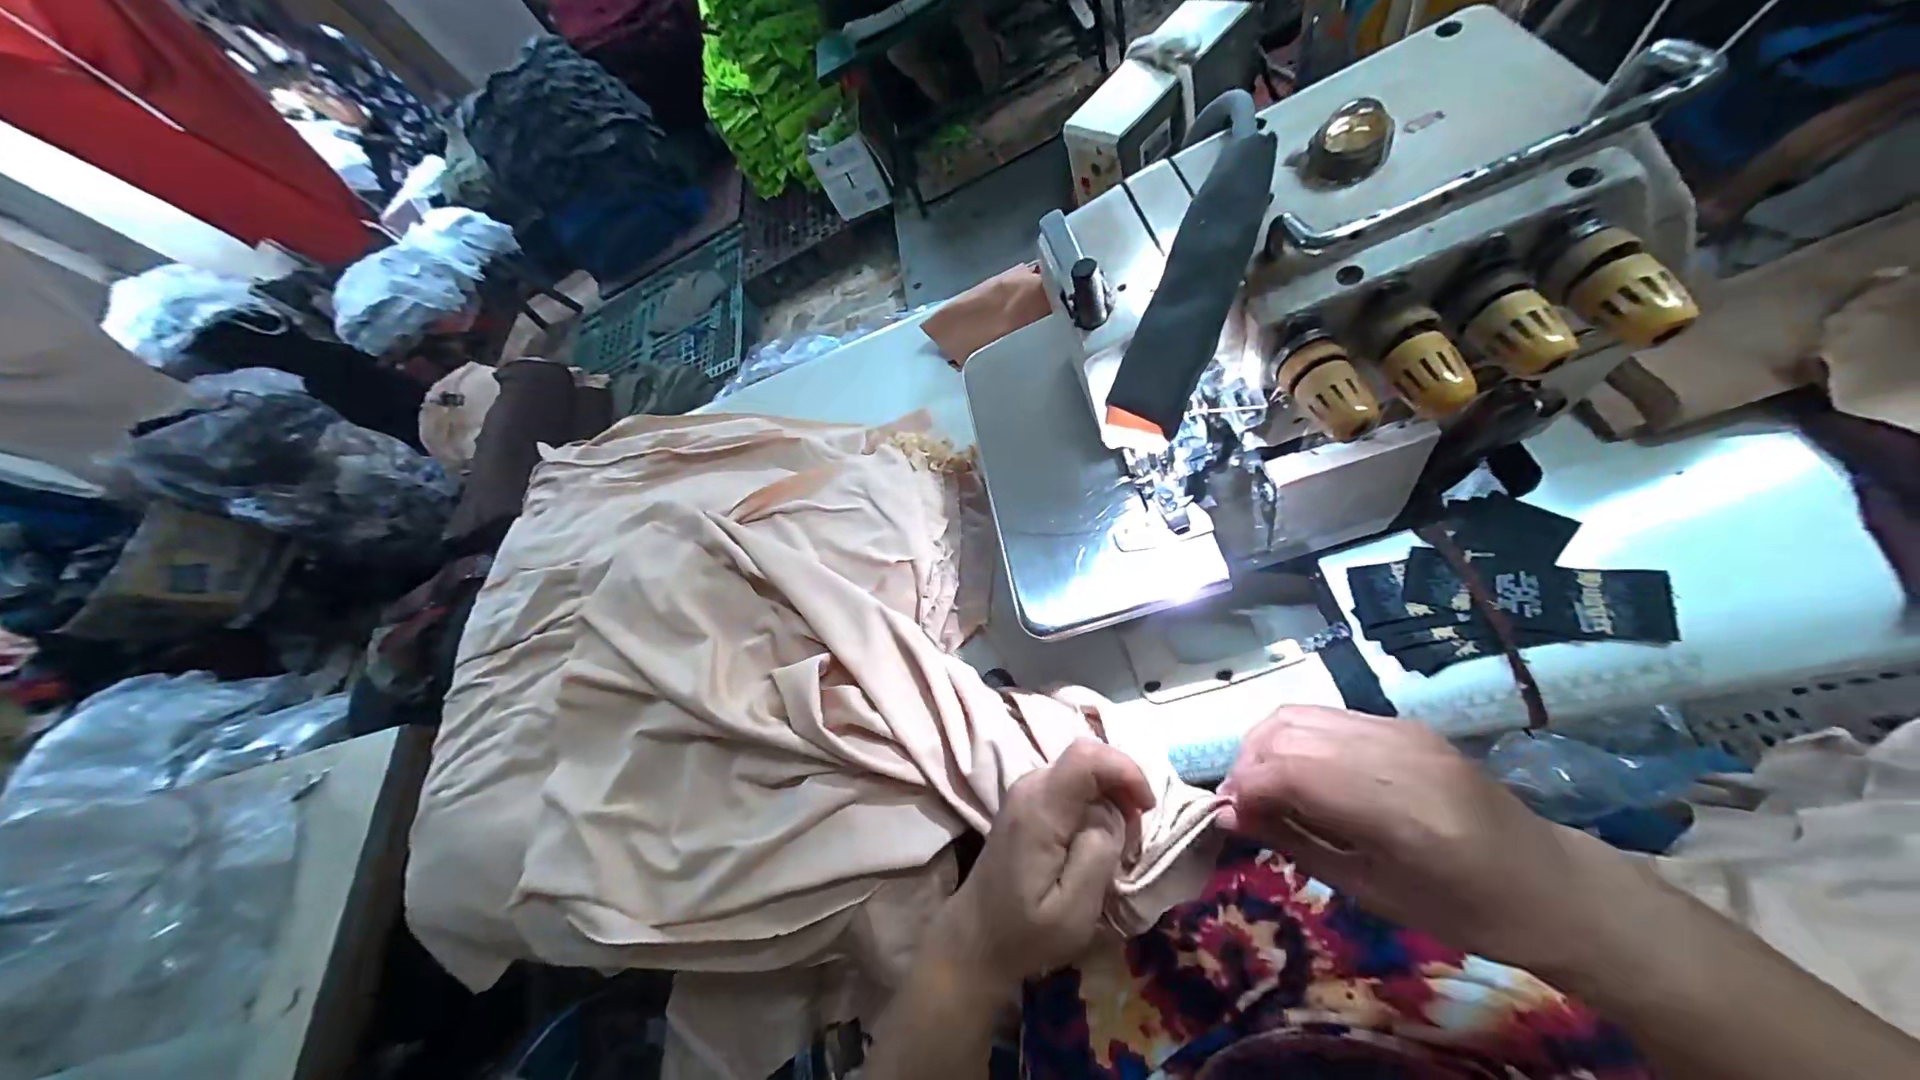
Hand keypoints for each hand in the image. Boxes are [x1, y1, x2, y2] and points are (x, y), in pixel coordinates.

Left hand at [931, 739, 1157, 992]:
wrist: (977, 937)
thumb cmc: (1026, 932)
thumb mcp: (1073, 911)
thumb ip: (1098, 855)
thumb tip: (1112, 815)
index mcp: (1040, 808)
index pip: (1086, 757)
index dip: (1125, 770)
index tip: (1146, 808)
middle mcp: (1030, 787)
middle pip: (1087, 758)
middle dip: (1122, 786)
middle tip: (1132, 835)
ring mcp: (1026, 791)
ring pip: (1081, 770)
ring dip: (1109, 798)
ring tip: (1117, 844)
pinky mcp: (1028, 802)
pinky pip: (1070, 784)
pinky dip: (1094, 803)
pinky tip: (1094, 841)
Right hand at [1219, 706, 1648, 973]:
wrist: (1552, 886)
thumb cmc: (1463, 910)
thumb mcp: (1369, 891)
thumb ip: (1293, 841)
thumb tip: (1227, 814)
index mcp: (1397, 809)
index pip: (1288, 771)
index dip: (1244, 789)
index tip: (1229, 817)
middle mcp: (1395, 752)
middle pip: (1284, 733)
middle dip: (1247, 766)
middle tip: (1242, 805)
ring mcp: (1399, 729)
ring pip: (1296, 715)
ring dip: (1264, 746)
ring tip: (1265, 785)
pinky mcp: (1401, 722)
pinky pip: (1324, 716)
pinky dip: (1293, 738)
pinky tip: (1300, 770)